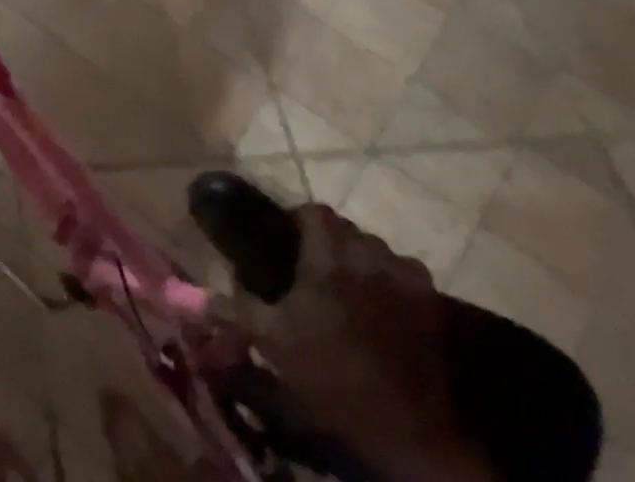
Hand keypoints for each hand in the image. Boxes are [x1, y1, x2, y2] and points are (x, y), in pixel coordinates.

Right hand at [232, 206, 491, 481]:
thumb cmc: (330, 372)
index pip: (314, 212)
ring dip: (360, 259)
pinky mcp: (434, 305)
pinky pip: (406, 276)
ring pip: (379, 251)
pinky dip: (388, 282)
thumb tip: (200, 296)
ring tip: (343, 289)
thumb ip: (235, 308)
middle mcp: (373, 257)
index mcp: (330, 258)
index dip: (295, 219)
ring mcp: (410, 280)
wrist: (405, 423)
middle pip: (347, 229)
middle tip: (306, 269)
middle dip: (327, 241)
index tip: (281, 240)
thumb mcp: (271, 340)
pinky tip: (378, 309)